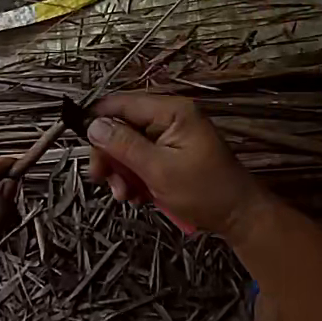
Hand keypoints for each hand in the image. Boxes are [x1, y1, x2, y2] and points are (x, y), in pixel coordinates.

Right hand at [86, 93, 271, 237]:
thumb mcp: (159, 170)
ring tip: (126, 195)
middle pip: (121, 126)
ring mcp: (170, 136)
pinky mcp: (170, 154)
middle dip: (109, 155)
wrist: (238, 217)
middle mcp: (169, 117)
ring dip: (120, 171)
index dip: (97, 121)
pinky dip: (134, 178)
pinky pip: (140, 159)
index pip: (121, 103)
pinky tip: (137, 196)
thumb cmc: (205, 192)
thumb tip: (93, 125)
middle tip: (102, 180)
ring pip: (127, 146)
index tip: (83, 146)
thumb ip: (124, 145)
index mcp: (170, 111)